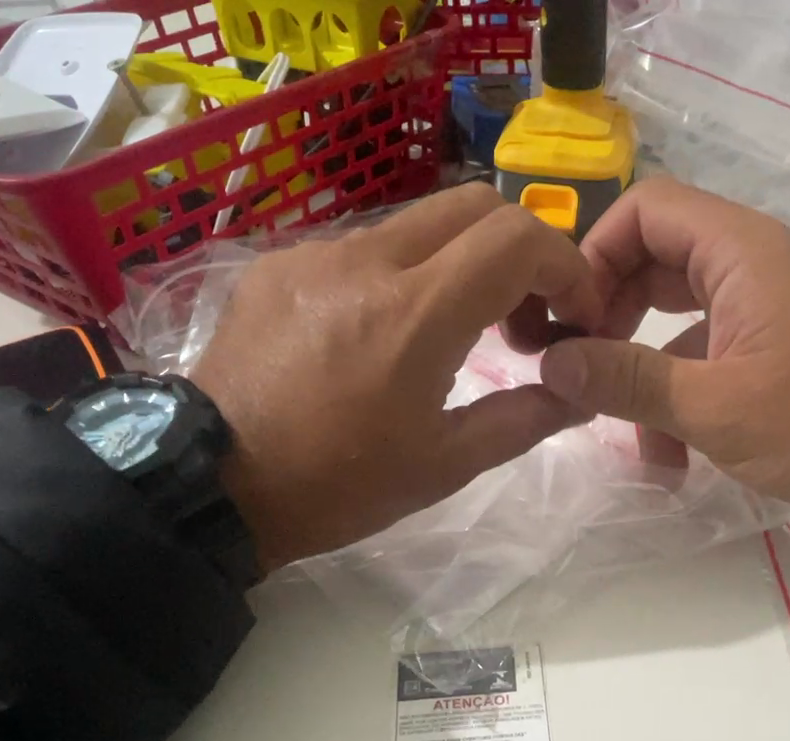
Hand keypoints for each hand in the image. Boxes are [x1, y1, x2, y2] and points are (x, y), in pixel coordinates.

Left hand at [190, 184, 602, 570]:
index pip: (518, 238)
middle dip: (519, 252)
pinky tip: (382, 333)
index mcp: (416, 314)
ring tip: (454, 332)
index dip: (566, 265)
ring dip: (459, 262)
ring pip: (418, 223)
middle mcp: (367, 261)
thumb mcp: (444, 466)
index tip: (572, 312)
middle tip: (521, 319)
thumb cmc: (338, 487)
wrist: (212, 487)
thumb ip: (524, 419)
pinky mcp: (278, 264)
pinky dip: (400, 275)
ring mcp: (315, 254)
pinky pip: (362, 247)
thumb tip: (578, 391)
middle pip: (475, 204)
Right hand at [534, 177, 789, 529]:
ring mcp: (760, 304)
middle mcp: (747, 262)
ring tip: (615, 426)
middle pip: (650, 259)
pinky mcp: (769, 344)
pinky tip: (667, 455)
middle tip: (576, 368)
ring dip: (637, 366)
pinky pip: (702, 350)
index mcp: (738, 251)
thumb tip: (551, 364)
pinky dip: (675, 392)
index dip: (594, 256)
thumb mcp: (713, 408)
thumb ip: (627, 380)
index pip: (643, 210)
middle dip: (606, 315)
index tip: (570, 321)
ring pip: (671, 314)